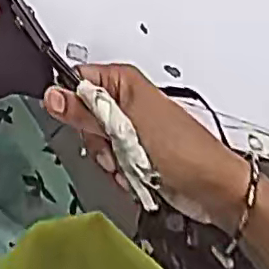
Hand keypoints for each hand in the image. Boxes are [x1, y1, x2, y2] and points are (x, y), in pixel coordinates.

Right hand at [44, 63, 249, 225]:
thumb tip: (53, 95)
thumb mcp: (125, 129)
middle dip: (95, 139)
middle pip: (83, 114)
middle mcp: (125, 98)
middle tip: (113, 146)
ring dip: (109, 159)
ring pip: (96, 140)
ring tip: (130, 164)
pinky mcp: (137, 149)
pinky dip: (119, 170)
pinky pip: (111, 158)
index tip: (79, 123)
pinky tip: (135, 174)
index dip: (71, 103)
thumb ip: (85, 112)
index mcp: (121, 79)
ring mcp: (131, 125)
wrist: (215, 189)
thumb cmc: (184, 150)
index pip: (76, 80)